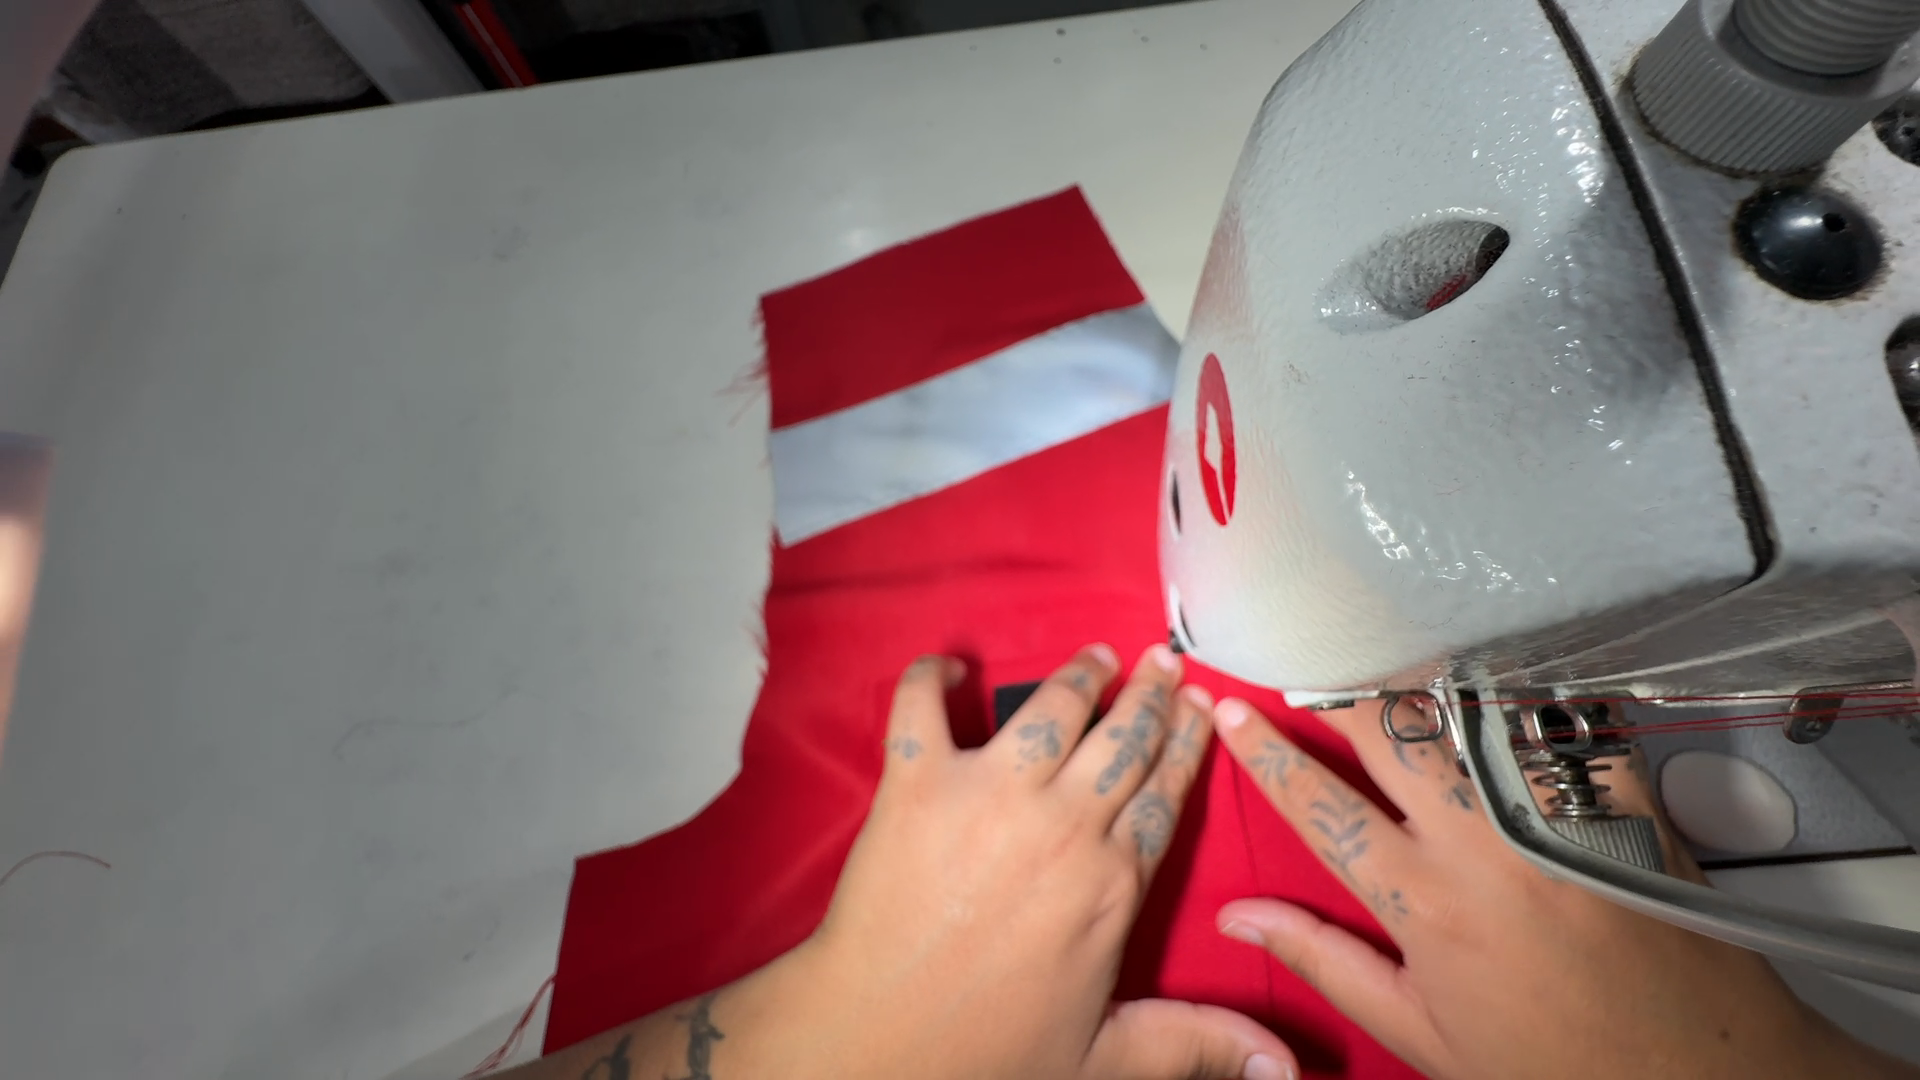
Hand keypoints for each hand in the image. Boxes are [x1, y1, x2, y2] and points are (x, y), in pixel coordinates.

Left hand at [785, 645, 1295, 1079]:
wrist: (877, 1045)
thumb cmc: (988, 1051)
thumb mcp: (1102, 1058)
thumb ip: (1192, 1042)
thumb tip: (1284, 1065)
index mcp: (1110, 880)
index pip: (1164, 793)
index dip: (1185, 745)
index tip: (1197, 707)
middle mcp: (1060, 823)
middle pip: (1122, 740)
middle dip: (1149, 694)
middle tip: (1163, 659)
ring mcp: (986, 794)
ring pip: (1050, 710)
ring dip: (1077, 676)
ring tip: (1096, 655)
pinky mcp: (918, 783)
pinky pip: (923, 708)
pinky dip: (930, 677)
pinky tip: (949, 665)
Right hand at [1210, 698, 1919, 1079]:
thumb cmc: (1551, 1063)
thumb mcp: (1422, 1032)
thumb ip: (1324, 958)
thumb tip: (1237, 914)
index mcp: (1426, 903)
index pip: (1319, 806)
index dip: (1263, 753)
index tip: (1228, 709)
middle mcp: (1482, 845)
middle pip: (1387, 733)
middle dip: (1334, 690)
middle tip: (1302, 662)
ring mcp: (1553, 816)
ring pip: (1461, 714)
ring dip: (1406, 681)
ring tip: (1370, 657)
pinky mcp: (1619, 802)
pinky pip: (1552, 720)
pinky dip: (1505, 689)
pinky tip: (1475, 674)